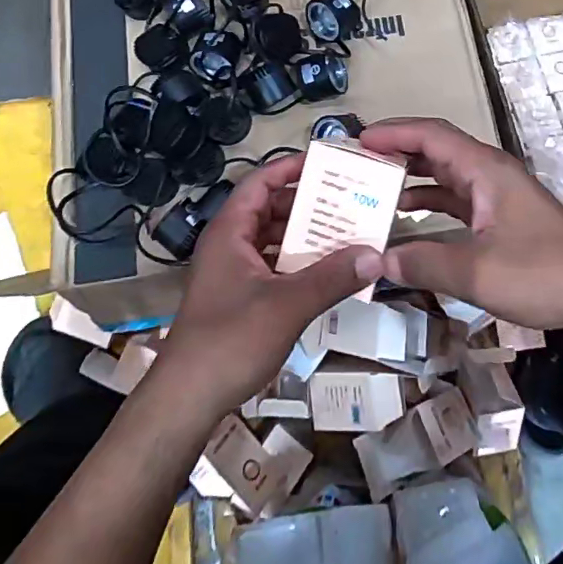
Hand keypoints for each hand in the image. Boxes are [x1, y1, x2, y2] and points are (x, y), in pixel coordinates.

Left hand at [148, 153, 381, 418]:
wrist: (186, 399)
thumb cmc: (229, 341)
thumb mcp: (286, 305)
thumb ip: (332, 278)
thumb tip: (376, 255)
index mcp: (229, 232)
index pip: (260, 183)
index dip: (291, 168)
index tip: (329, 164)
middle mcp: (229, 245)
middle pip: (271, 210)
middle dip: (309, 204)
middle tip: (351, 200)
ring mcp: (234, 273)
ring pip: (274, 241)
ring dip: (307, 236)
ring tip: (349, 231)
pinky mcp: (241, 298)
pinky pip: (275, 267)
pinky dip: (300, 264)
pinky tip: (330, 271)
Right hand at [360, 118, 562, 355]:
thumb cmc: (544, 274)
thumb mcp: (477, 272)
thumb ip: (423, 263)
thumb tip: (377, 261)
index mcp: (485, 170)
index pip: (431, 135)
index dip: (393, 132)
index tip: (356, 140)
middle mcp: (489, 173)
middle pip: (435, 150)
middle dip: (395, 152)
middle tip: (355, 163)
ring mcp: (496, 195)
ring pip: (444, 175)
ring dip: (409, 178)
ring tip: (370, 188)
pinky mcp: (501, 217)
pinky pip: (455, 199)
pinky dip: (428, 203)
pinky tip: (406, 217)